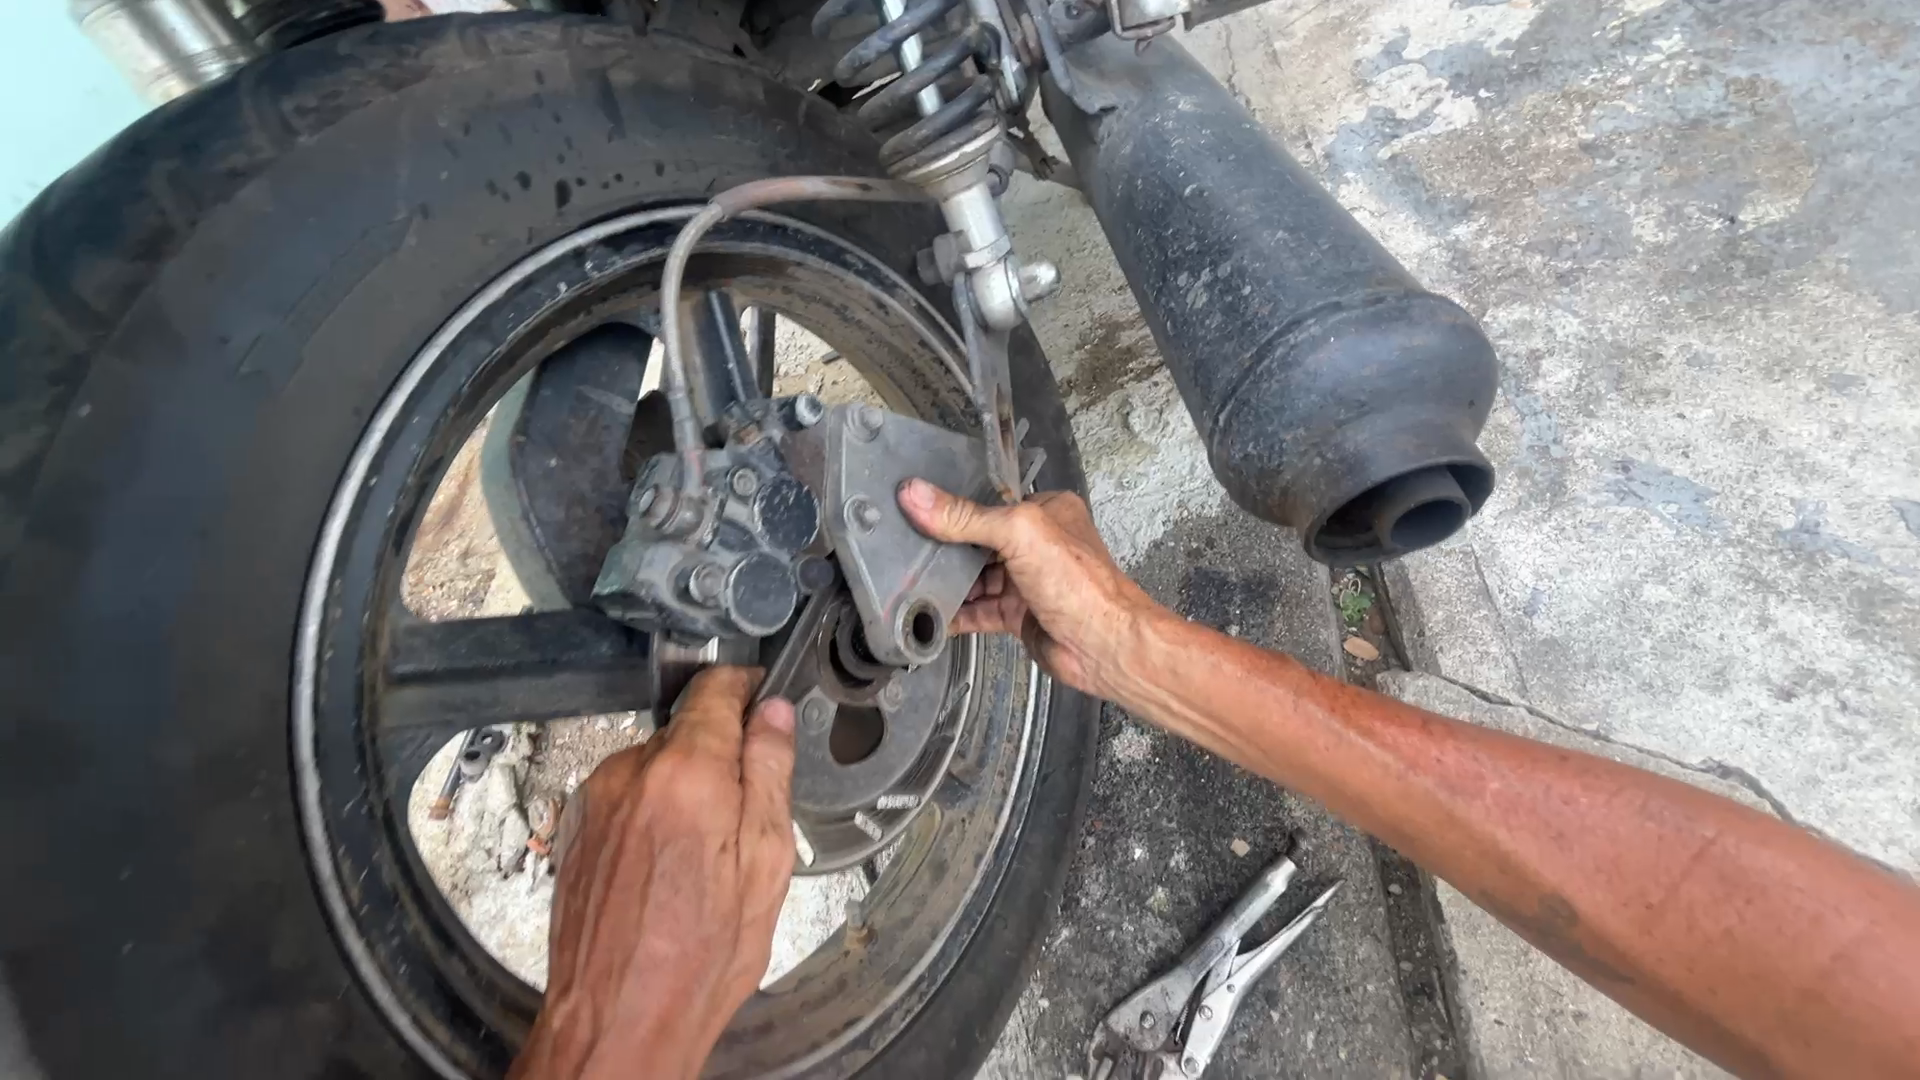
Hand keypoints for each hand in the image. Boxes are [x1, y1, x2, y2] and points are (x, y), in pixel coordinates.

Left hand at [510, 667, 795, 1079]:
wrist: (616, 1022)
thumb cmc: (701, 952)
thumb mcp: (766, 859)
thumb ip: (769, 771)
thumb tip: (774, 712)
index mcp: (687, 772)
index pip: (716, 688)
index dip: (747, 686)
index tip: (764, 699)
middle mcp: (631, 772)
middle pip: (689, 728)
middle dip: (723, 752)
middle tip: (745, 809)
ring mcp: (597, 798)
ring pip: (660, 762)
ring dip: (687, 783)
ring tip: (704, 849)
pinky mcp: (577, 826)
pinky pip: (630, 792)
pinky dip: (655, 808)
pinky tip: (667, 863)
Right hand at [897, 479, 1164, 702]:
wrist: (1103, 646)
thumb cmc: (1081, 584)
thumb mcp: (1019, 534)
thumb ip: (966, 517)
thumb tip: (918, 495)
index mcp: (1046, 511)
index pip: (990, 502)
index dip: (954, 506)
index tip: (915, 509)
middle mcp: (1037, 544)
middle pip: (978, 541)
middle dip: (945, 549)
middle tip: (904, 549)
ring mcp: (1026, 581)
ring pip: (975, 577)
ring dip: (947, 583)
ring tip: (910, 582)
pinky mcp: (1018, 614)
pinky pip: (978, 610)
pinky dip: (955, 613)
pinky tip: (930, 615)